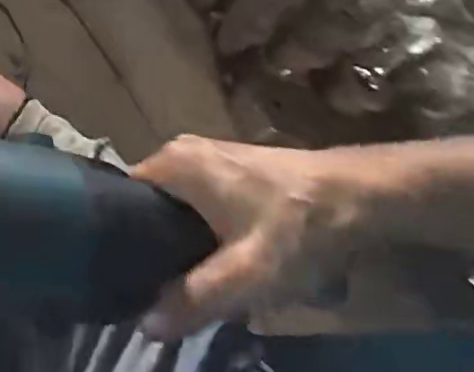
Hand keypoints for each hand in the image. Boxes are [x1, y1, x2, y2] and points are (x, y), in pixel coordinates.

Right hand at [131, 135, 376, 338]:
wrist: (352, 196)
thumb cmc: (293, 227)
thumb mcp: (245, 274)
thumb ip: (194, 298)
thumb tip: (145, 324)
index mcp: (174, 162)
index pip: (125, 194)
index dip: (121, 236)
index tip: (123, 275)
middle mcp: (182, 150)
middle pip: (149, 201)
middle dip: (152, 244)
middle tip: (153, 290)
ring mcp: (206, 155)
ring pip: (174, 203)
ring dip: (177, 241)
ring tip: (178, 283)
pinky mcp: (228, 167)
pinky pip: (195, 199)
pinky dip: (197, 229)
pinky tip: (210, 261)